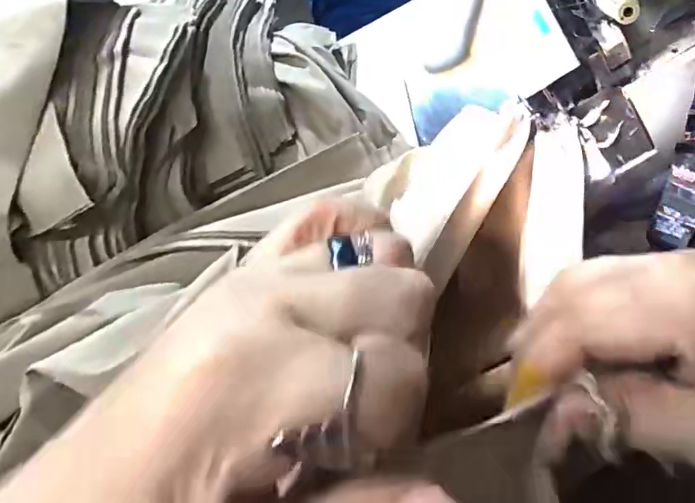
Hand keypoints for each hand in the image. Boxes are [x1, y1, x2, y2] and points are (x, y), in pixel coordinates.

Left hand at [0, 199, 446, 502]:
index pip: (395, 373)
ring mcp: (255, 269)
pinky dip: (360, 250)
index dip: (394, 430)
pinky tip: (344, 304)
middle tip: (355, 418)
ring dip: (384, 311)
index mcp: (250, 378)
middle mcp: (261, 300)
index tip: (356, 462)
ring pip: (388, 250)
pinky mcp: (249, 263)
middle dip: (399, 362)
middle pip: (405, 295)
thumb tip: (445, 494)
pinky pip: (335, 219)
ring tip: (345, 366)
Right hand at [510, 251, 694, 502]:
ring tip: (538, 384)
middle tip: (518, 400)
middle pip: (580, 283)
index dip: (542, 359)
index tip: (516, 411)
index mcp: (685, 295)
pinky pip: (610, 288)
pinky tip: (575, 359)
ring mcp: (677, 267)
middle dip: (540, 337)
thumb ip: (625, 413)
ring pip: (588, 279)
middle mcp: (674, 264)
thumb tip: (551, 411)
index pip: (587, 313)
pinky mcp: (678, 282)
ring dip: (555, 326)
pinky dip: (581, 320)